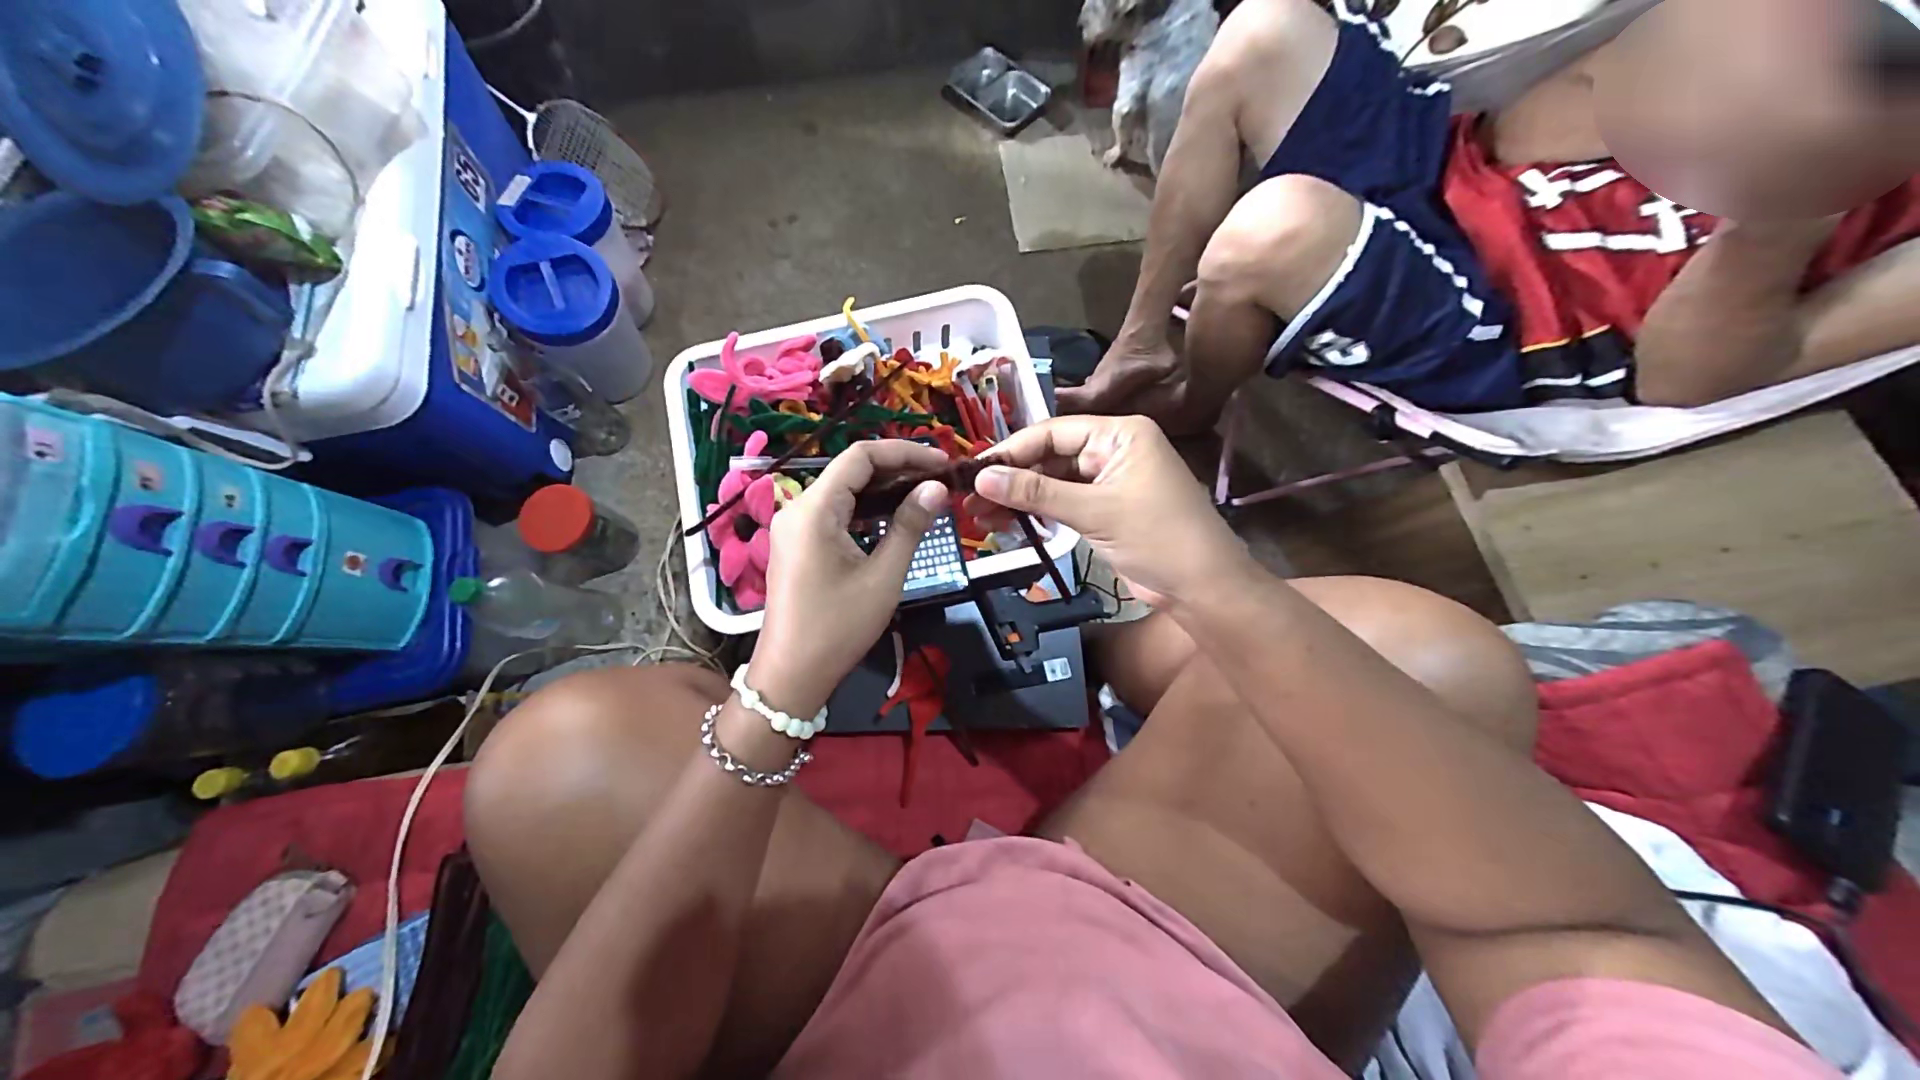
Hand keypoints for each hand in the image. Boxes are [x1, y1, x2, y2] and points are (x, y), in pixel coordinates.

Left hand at [751, 440, 950, 714]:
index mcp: (814, 509)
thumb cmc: (838, 628)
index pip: (861, 456)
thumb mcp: (883, 577)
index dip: (905, 452)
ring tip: (925, 494)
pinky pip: (835, 512)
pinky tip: (894, 517)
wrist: (791, 674)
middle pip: (851, 470)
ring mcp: (794, 526)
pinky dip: (865, 509)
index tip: (942, 461)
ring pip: (844, 490)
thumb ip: (910, 526)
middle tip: (940, 479)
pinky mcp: (797, 543)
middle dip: (897, 469)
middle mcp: (798, 508)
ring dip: (883, 489)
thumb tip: (936, 488)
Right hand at [966, 415, 1258, 608]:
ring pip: (1053, 484)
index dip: (1012, 450)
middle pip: (1050, 458)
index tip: (975, 470)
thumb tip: (982, 477)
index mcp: (1120, 434)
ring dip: (1020, 500)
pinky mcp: (1106, 510)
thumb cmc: (1157, 538)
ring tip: (981, 518)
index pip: (1054, 432)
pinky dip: (1039, 515)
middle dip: (1012, 480)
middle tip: (970, 500)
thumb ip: (1036, 494)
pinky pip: (1064, 504)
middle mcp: (1114, 450)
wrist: (1201, 588)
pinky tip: (1009, 525)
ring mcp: (1109, 481)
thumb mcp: (1094, 511)